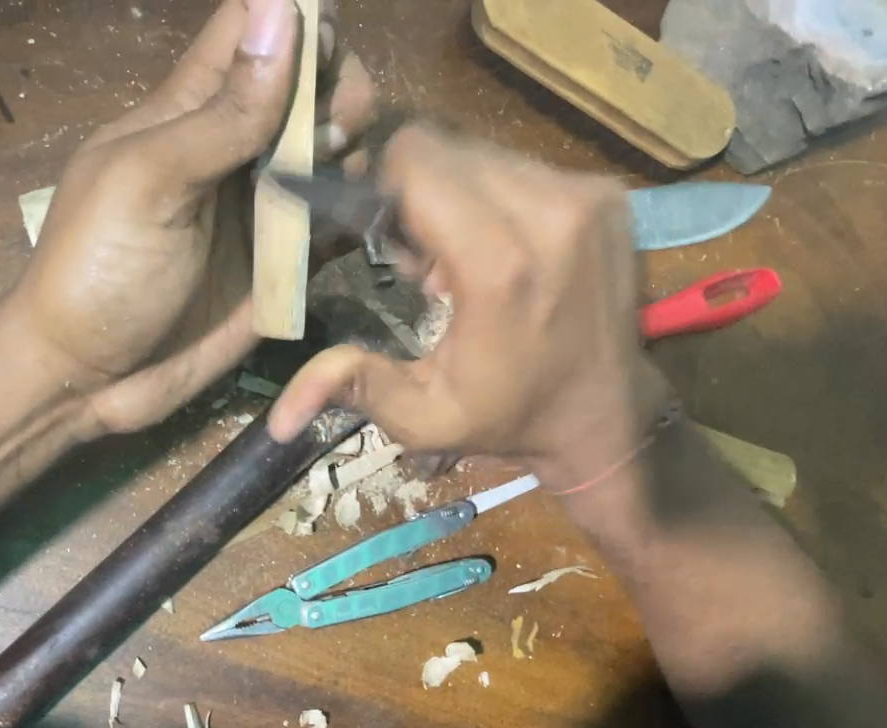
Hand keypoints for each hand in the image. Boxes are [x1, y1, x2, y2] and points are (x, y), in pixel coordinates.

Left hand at [8, 0, 376, 435]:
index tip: (328, 36)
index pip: (247, 35)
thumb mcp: (149, 182)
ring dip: (349, 154)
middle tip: (335, 131)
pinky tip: (362, 219)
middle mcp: (231, 156)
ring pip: (326, 158)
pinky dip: (354, 218)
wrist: (89, 379)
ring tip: (339, 182)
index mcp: (186, 114)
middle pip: (301, 93)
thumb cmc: (98, 270)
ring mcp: (258, 216)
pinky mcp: (278, 272)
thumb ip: (220, 114)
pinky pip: (329, 231)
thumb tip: (283, 14)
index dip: (291, 22)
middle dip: (335, 92)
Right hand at [268, 125, 673, 488]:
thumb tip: (277, 418)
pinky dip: (498, 200)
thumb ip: (355, 388)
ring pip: (484, 153)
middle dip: (416, 196)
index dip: (383, 192)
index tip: (388, 246)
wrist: (606, 416)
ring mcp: (587, 196)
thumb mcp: (425, 418)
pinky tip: (505, 255)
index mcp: (500, 267)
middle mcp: (550, 211)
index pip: (416, 162)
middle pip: (445, 150)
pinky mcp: (609, 194)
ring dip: (457, 197)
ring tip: (466, 265)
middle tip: (425, 265)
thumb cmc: (509, 418)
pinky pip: (524, 166)